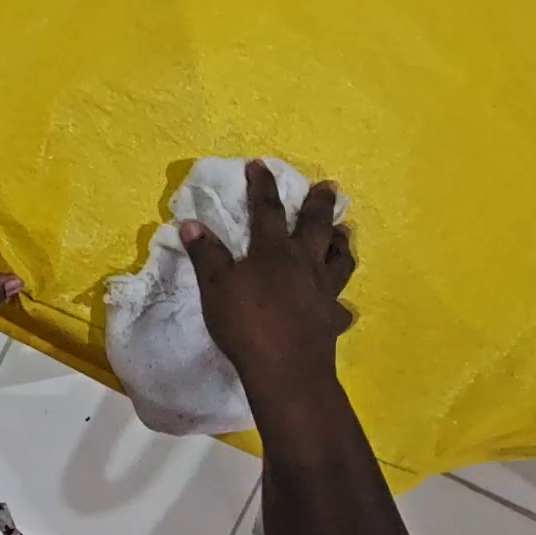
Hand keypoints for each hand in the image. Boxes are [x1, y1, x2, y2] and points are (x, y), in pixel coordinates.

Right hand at [180, 160, 355, 385]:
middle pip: (316, 227)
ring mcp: (323, 292)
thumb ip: (206, 254)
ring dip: (341, 242)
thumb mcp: (214, 286)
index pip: (267, 210)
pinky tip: (338, 303)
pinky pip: (341, 305)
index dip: (262, 186)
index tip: (260, 165)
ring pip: (340, 260)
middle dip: (319, 205)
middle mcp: (304, 265)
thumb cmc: (245, 322)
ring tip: (344, 232)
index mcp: (273, 252)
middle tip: (328, 187)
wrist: (285, 369)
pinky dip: (340, 300)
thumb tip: (191, 223)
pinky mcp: (331, 319)